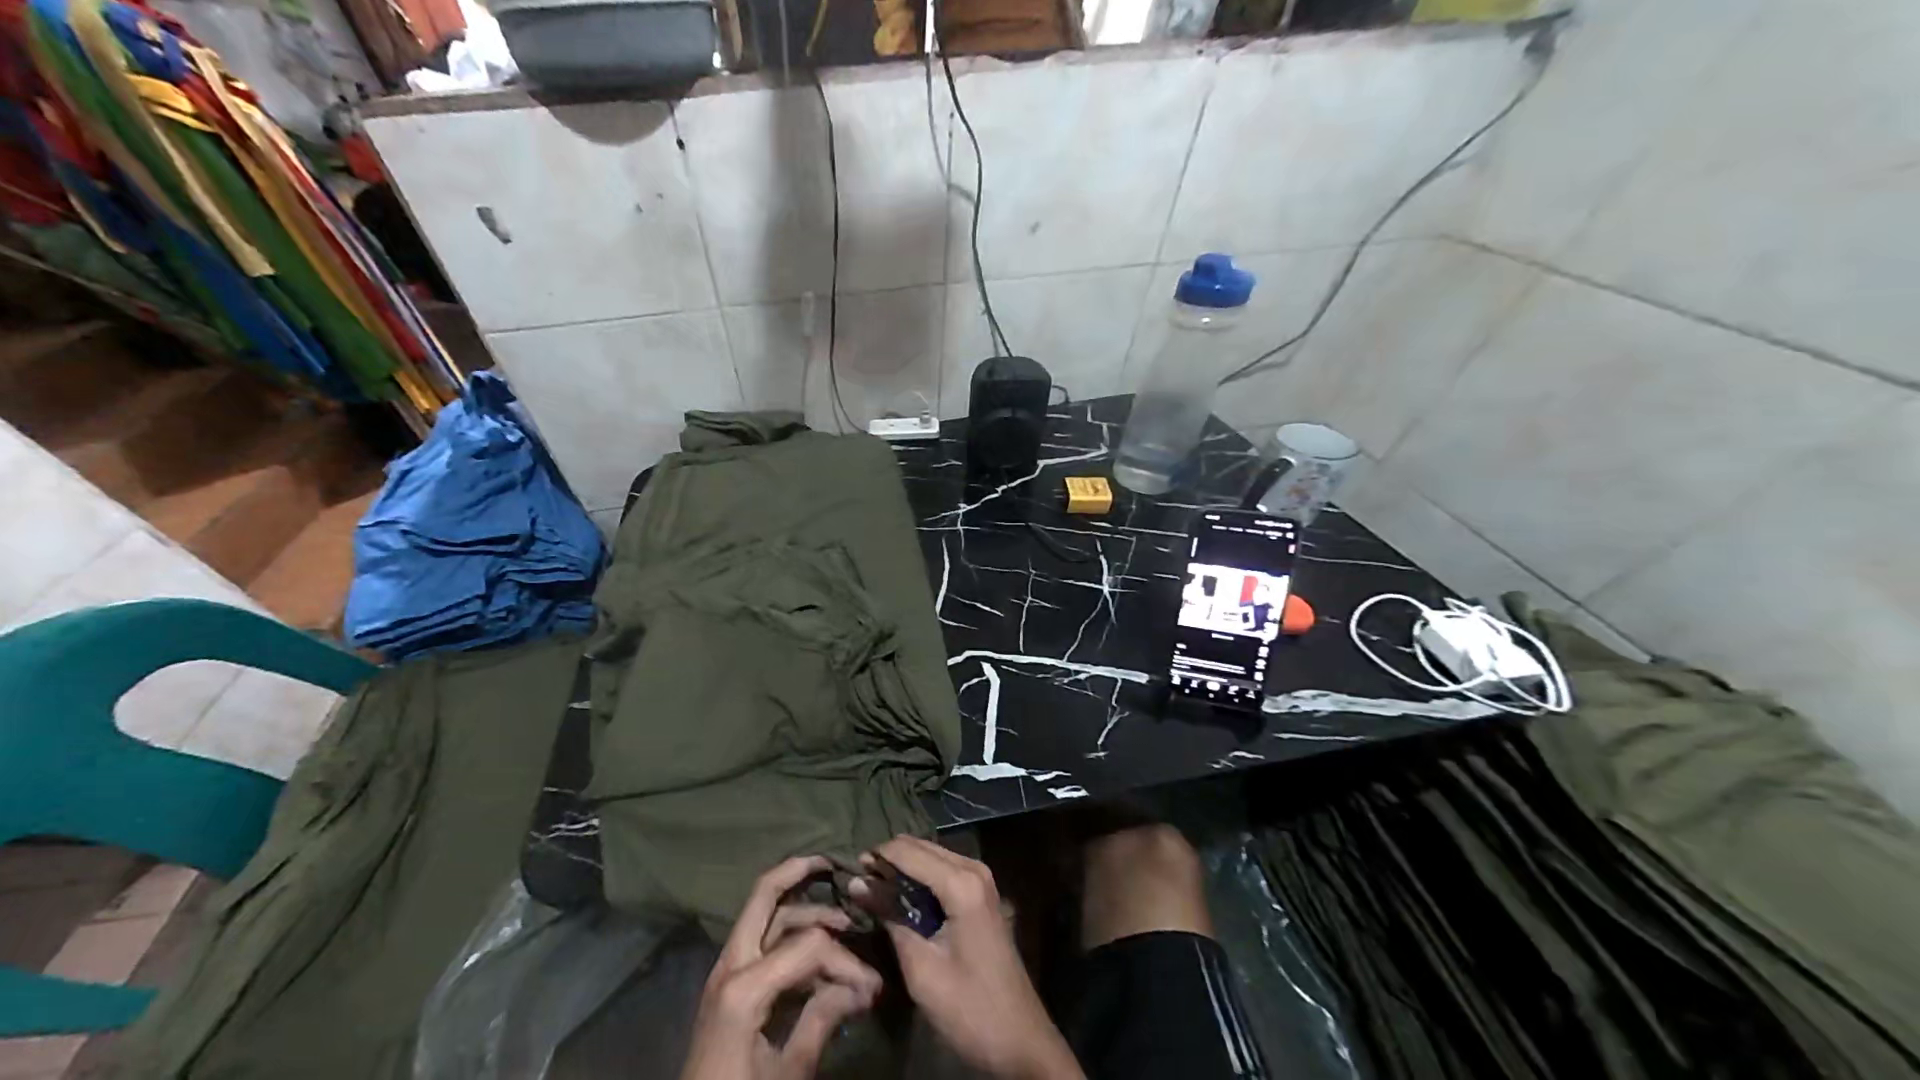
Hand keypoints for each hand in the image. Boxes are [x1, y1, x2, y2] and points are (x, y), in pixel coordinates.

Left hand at [680, 856, 883, 1079]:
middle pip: (763, 897)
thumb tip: (865, 987)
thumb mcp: (789, 1072)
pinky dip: (790, 936)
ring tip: (841, 921)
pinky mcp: (728, 986)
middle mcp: (731, 965)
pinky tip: (819, 952)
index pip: (810, 946)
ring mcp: (725, 973)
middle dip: (797, 873)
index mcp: (744, 987)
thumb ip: (825, 1019)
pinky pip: (761, 943)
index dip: (846, 961)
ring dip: (802, 909)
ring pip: (765, 917)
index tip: (872, 987)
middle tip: (832, 862)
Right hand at [862, 836, 1084, 1079]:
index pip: (908, 851)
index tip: (847, 871)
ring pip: (932, 856)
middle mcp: (974, 869)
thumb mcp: (921, 968)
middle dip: (888, 859)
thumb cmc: (968, 1007)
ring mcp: (982, 880)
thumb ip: (890, 918)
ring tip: (872, 889)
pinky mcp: (982, 894)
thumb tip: (857, 884)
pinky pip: (944, 871)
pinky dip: (920, 878)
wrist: (1019, 1039)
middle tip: (857, 882)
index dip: (876, 857)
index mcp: (962, 883)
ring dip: (904, 867)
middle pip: (921, 847)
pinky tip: (901, 898)